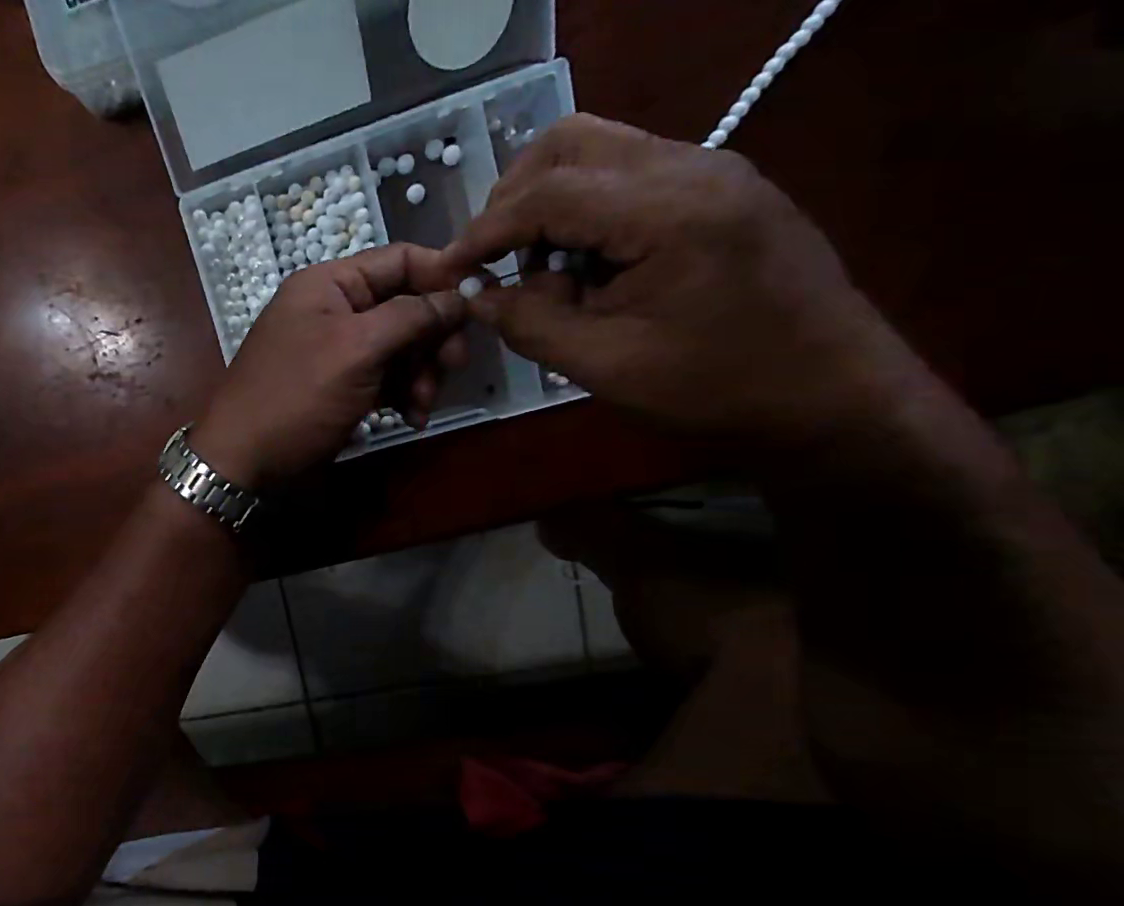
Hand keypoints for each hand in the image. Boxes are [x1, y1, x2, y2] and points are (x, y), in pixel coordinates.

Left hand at [193, 244, 466, 488]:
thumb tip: (460, 295)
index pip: (401, 260)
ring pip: (400, 346)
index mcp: (329, 283)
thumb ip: (411, 316)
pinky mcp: (338, 386)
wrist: (243, 463)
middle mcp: (333, 309)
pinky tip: (412, 418)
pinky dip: (402, 394)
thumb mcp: (356, 350)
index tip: (480, 306)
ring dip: (421, 373)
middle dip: (433, 337)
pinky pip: (384, 378)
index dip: (443, 277)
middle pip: (405, 305)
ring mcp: (335, 350)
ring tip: (422, 405)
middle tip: (452, 368)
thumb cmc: (295, 398)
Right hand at [439, 114, 930, 445]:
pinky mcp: (717, 188)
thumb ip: (530, 323)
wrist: (829, 391)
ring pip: (598, 149)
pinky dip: (584, 209)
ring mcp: (712, 170)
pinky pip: (627, 174)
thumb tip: (479, 295)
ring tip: (537, 268)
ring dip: (547, 201)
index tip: (449, 270)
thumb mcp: (604, 365)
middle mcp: (693, 167)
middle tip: (492, 258)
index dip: (485, 231)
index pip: (549, 193)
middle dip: (513, 197)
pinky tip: (583, 265)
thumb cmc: (714, 387)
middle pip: (570, 142)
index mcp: (669, 211)